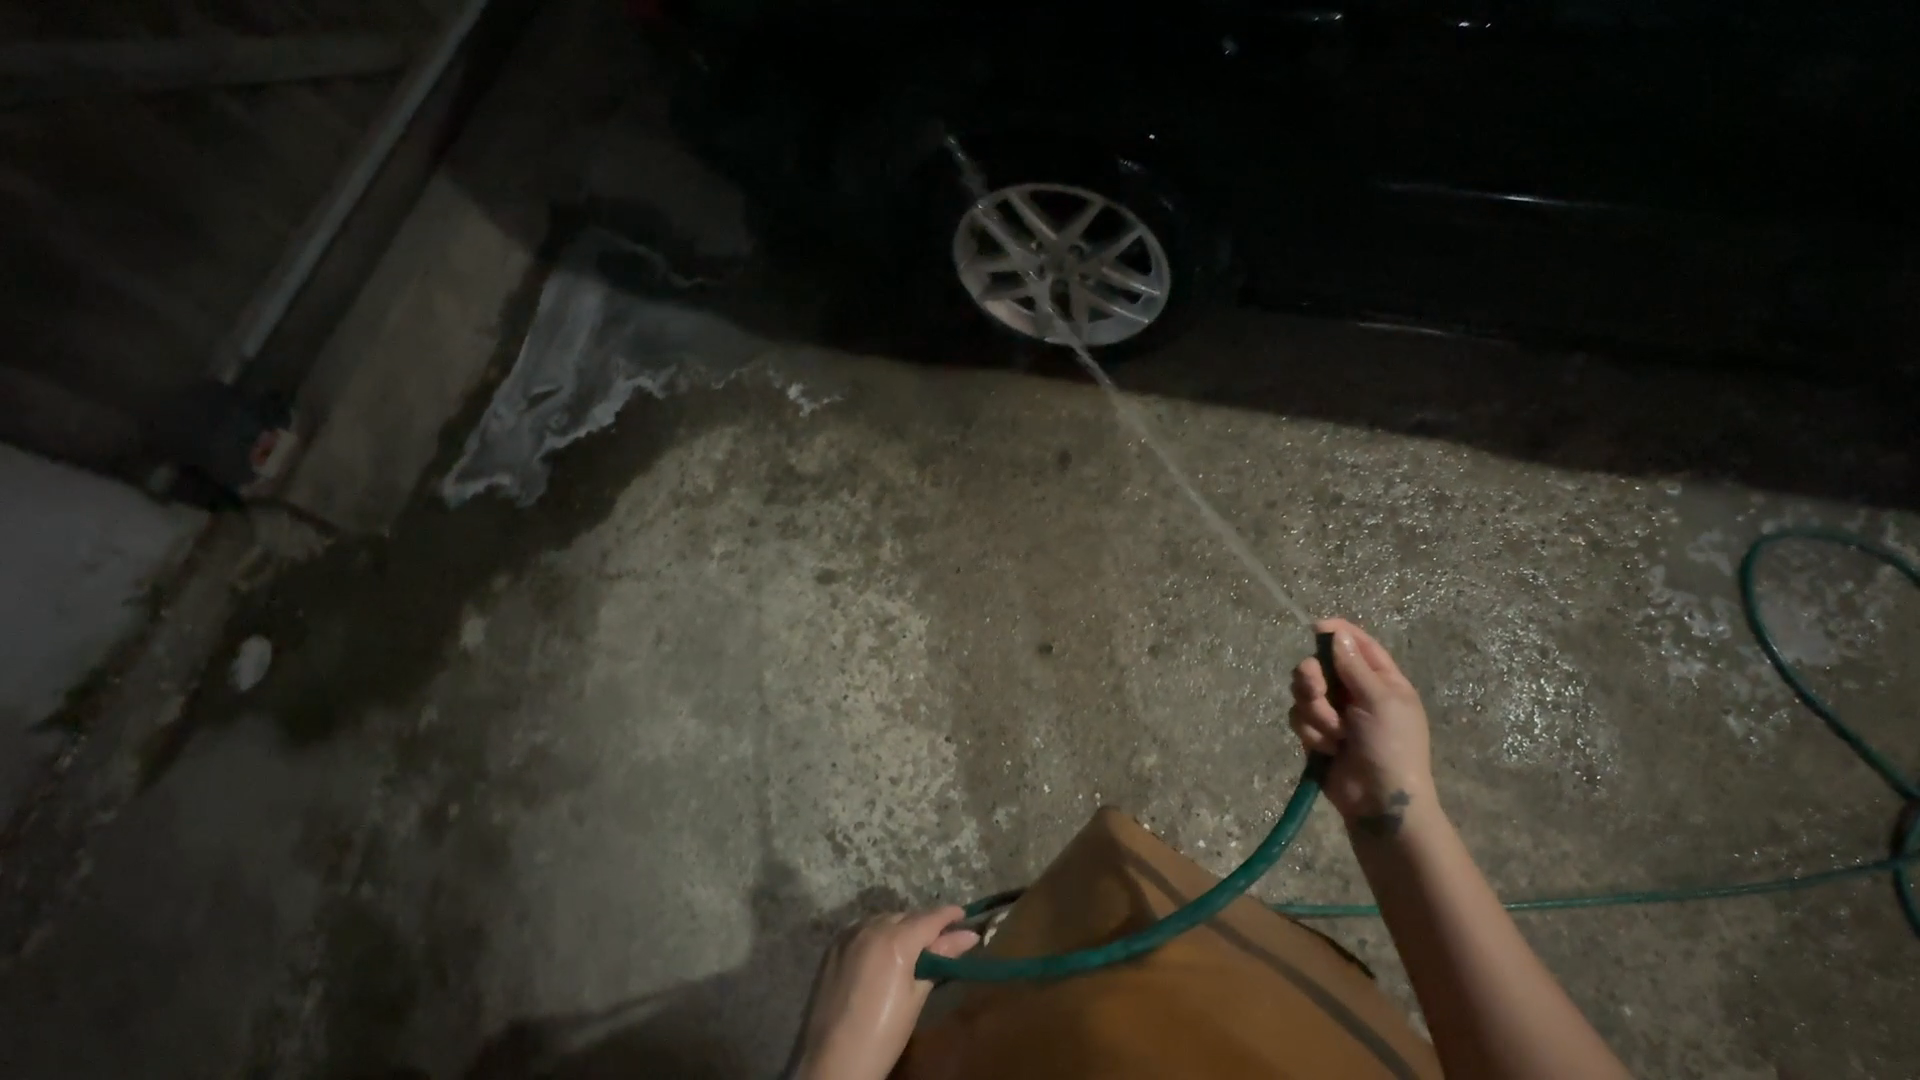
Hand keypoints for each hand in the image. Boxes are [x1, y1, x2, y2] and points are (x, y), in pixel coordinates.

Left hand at [792, 906, 979, 1079]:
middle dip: (924, 925)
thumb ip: (940, 959)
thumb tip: (968, 936)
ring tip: (912, 949)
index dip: (949, 916)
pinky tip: (883, 953)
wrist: (833, 1062)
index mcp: (896, 941)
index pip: (929, 918)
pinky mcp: (833, 947)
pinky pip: (863, 929)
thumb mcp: (916, 996)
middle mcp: (871, 928)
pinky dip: (878, 934)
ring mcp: (848, 935)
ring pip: (883, 920)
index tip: (964, 915)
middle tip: (941, 942)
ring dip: (900, 927)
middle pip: (906, 917)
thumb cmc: (883, 1034)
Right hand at [1289, 618, 1436, 835]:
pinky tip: (1327, 749)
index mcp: (1382, 681)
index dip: (1337, 633)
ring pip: (1304, 692)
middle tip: (1317, 691)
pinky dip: (1311, 732)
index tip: (1316, 628)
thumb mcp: (1381, 702)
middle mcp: (1356, 693)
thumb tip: (1337, 633)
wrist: (1380, 800)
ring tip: (1333, 734)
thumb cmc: (1392, 747)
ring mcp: (1335, 713)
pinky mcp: (1317, 734)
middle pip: (1320, 665)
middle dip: (1313, 679)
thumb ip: (1355, 666)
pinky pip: (1299, 718)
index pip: (1358, 645)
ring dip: (1315, 712)